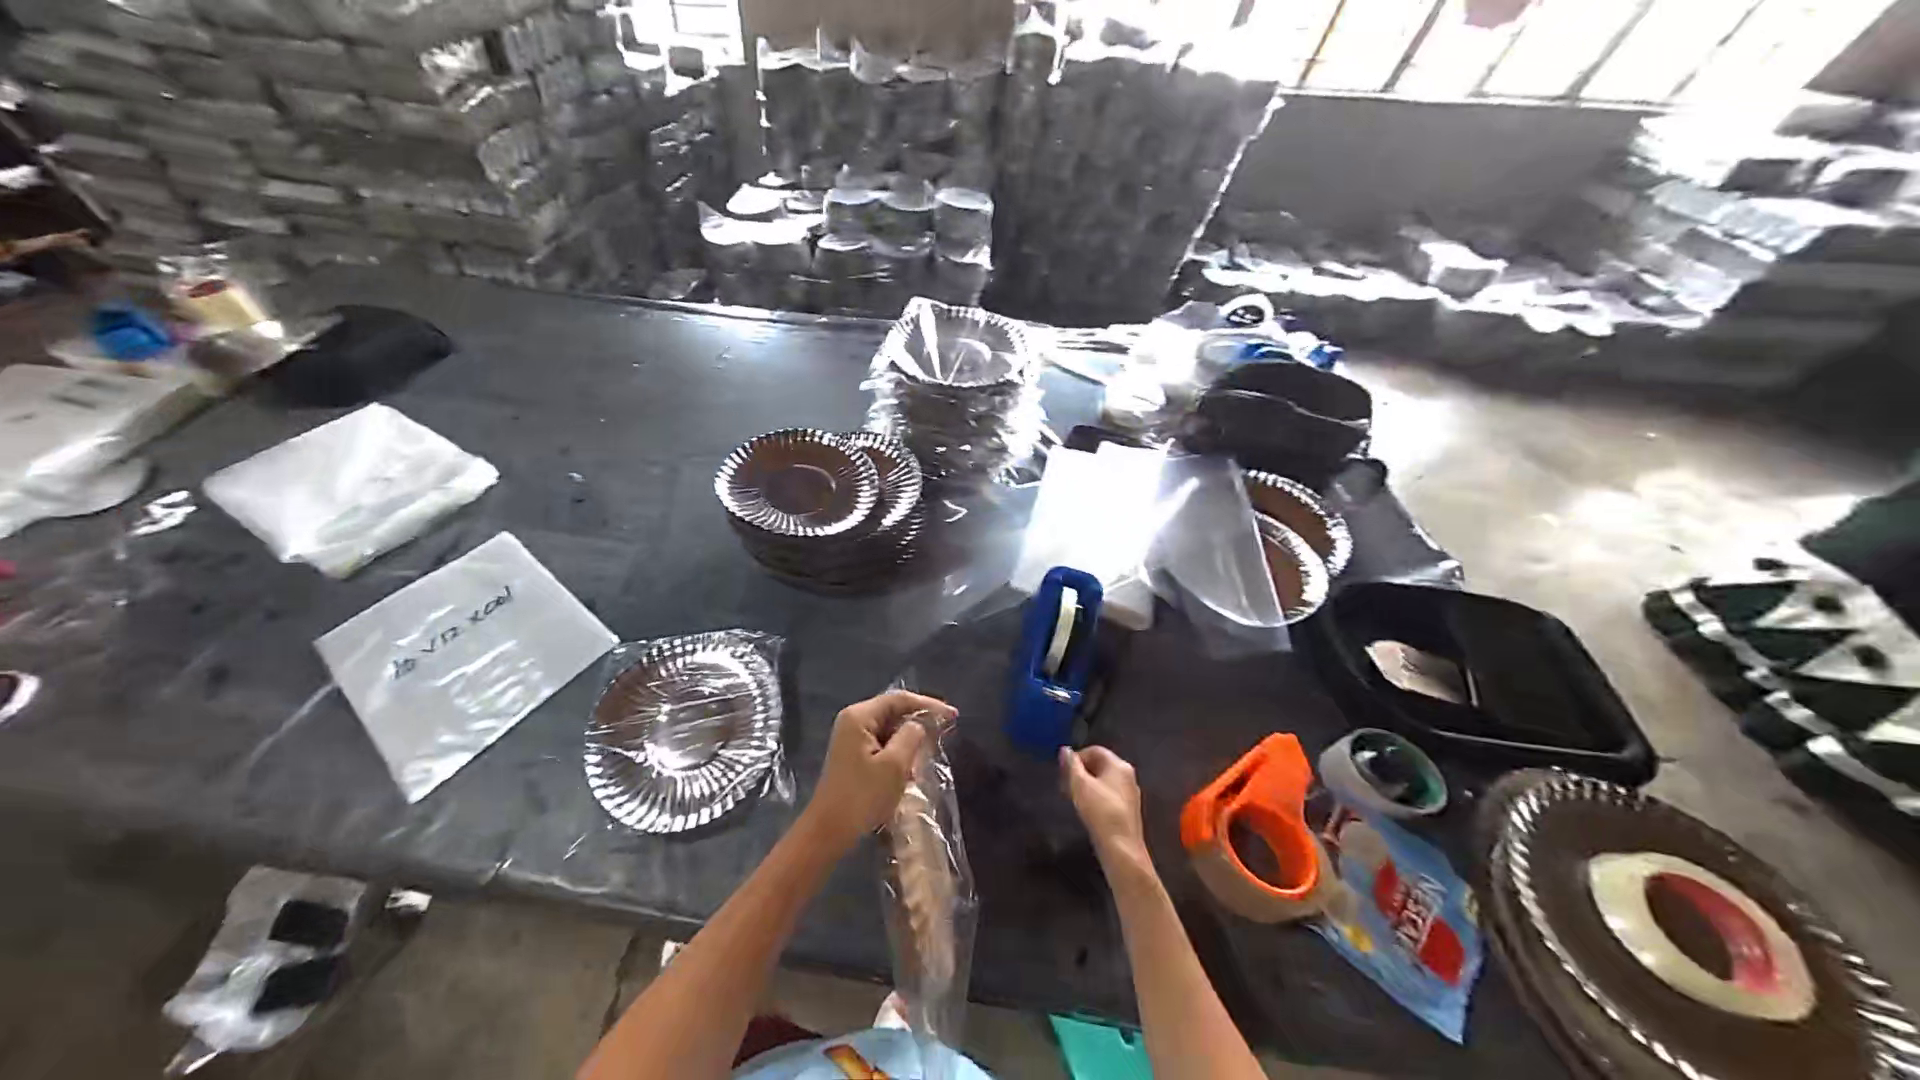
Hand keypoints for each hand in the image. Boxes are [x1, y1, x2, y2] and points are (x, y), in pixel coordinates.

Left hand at [802, 690, 957, 852]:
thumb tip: (919, 725)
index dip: (929, 705)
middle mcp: (853, 721)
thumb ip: (912, 736)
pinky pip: (883, 744)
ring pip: (890, 729)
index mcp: (860, 716)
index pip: (900, 699)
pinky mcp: (853, 756)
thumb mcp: (894, 764)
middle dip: (919, 722)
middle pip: (894, 711)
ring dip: (910, 741)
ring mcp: (851, 739)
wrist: (829, 831)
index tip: (953, 716)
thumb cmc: (862, 796)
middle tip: (945, 733)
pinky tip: (911, 769)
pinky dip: (899, 752)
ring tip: (929, 754)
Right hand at [1061, 745, 1150, 873]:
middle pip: (1100, 764)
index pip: (1094, 750)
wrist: (1121, 848)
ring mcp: (1129, 793)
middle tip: (1065, 785)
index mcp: (1119, 765)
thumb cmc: (1100, 812)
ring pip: (1103, 781)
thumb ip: (1071, 765)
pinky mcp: (1128, 809)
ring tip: (1072, 798)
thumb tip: (1065, 750)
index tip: (1063, 771)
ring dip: (1086, 785)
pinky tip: (1086, 810)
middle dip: (1080, 772)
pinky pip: (1108, 794)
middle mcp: (1127, 775)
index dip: (1076, 757)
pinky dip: (1095, 797)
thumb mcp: (1080, 785)